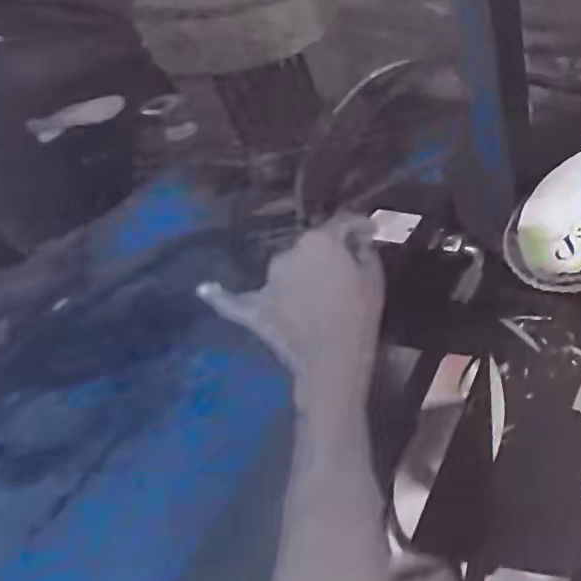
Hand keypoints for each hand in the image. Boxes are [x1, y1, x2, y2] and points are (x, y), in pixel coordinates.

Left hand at [198, 214, 385, 413]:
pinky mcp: (252, 308)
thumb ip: (364, 251)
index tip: (371, 232)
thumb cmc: (359, 311)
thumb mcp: (374, 275)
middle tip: (346, 264)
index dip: (359, 226)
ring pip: (286, 268)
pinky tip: (206, 289)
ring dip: (300, 271)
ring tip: (316, 288)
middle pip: (312, 245)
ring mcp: (267, 281)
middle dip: (329, 250)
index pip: (342, 223)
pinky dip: (221, 294)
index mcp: (320, 240)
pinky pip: (233, 299)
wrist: (332, 357)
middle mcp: (289, 254)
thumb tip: (357, 243)